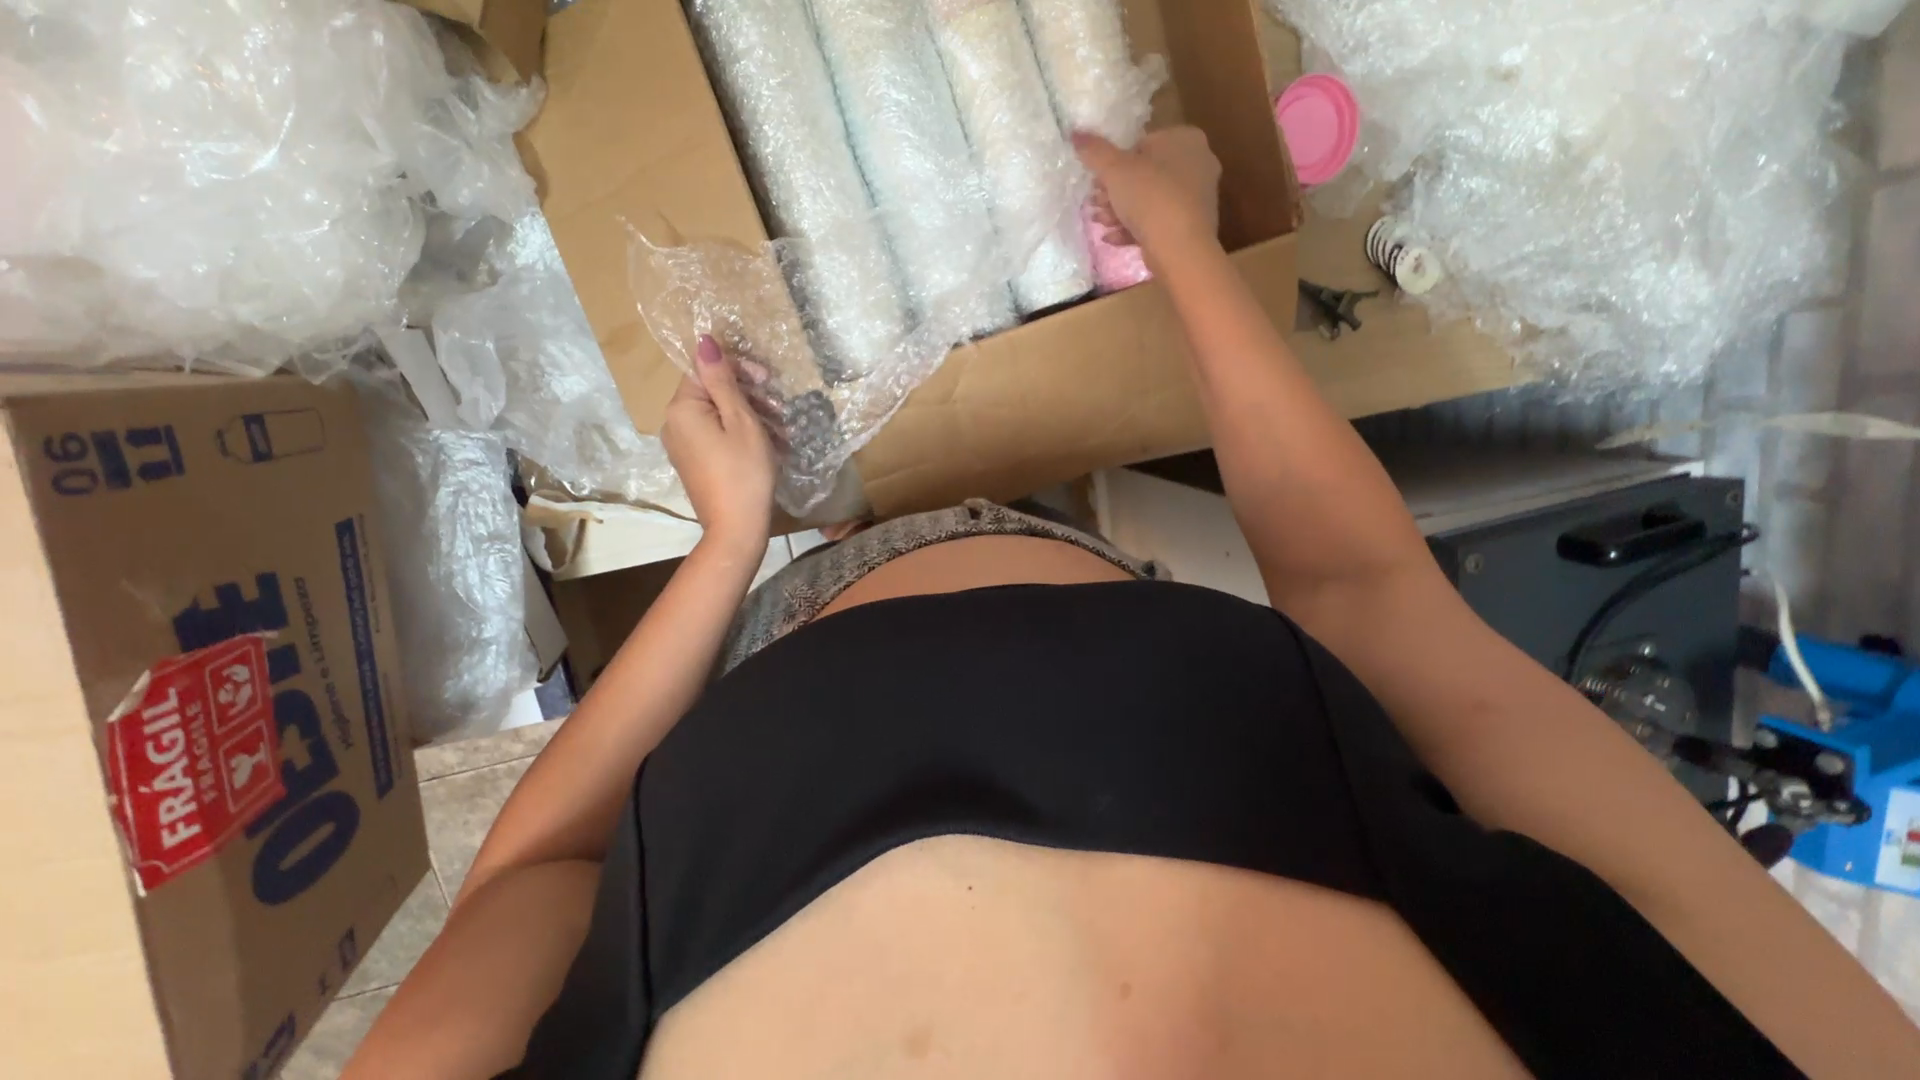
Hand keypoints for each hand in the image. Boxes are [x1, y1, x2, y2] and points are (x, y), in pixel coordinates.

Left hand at [662, 336, 776, 553]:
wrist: (736, 527)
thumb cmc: (744, 471)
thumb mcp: (741, 420)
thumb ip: (722, 379)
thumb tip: (703, 340)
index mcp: (682, 408)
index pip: (705, 369)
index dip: (738, 369)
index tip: (768, 379)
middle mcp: (674, 423)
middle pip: (712, 393)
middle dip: (749, 396)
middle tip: (780, 409)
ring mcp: (682, 445)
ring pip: (718, 416)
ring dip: (751, 417)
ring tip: (781, 432)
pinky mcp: (694, 463)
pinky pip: (716, 437)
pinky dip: (741, 436)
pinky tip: (768, 446)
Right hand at [1074, 127, 1221, 258]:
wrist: (1179, 247)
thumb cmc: (1149, 196)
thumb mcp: (1114, 169)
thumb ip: (1094, 151)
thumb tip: (1075, 133)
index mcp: (1185, 139)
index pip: (1143, 143)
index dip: (1116, 162)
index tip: (1098, 179)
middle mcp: (1199, 163)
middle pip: (1146, 174)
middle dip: (1116, 190)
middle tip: (1094, 202)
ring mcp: (1198, 197)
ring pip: (1151, 200)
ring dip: (1121, 211)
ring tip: (1099, 221)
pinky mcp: (1192, 226)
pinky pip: (1159, 221)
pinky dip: (1135, 228)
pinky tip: (1112, 238)